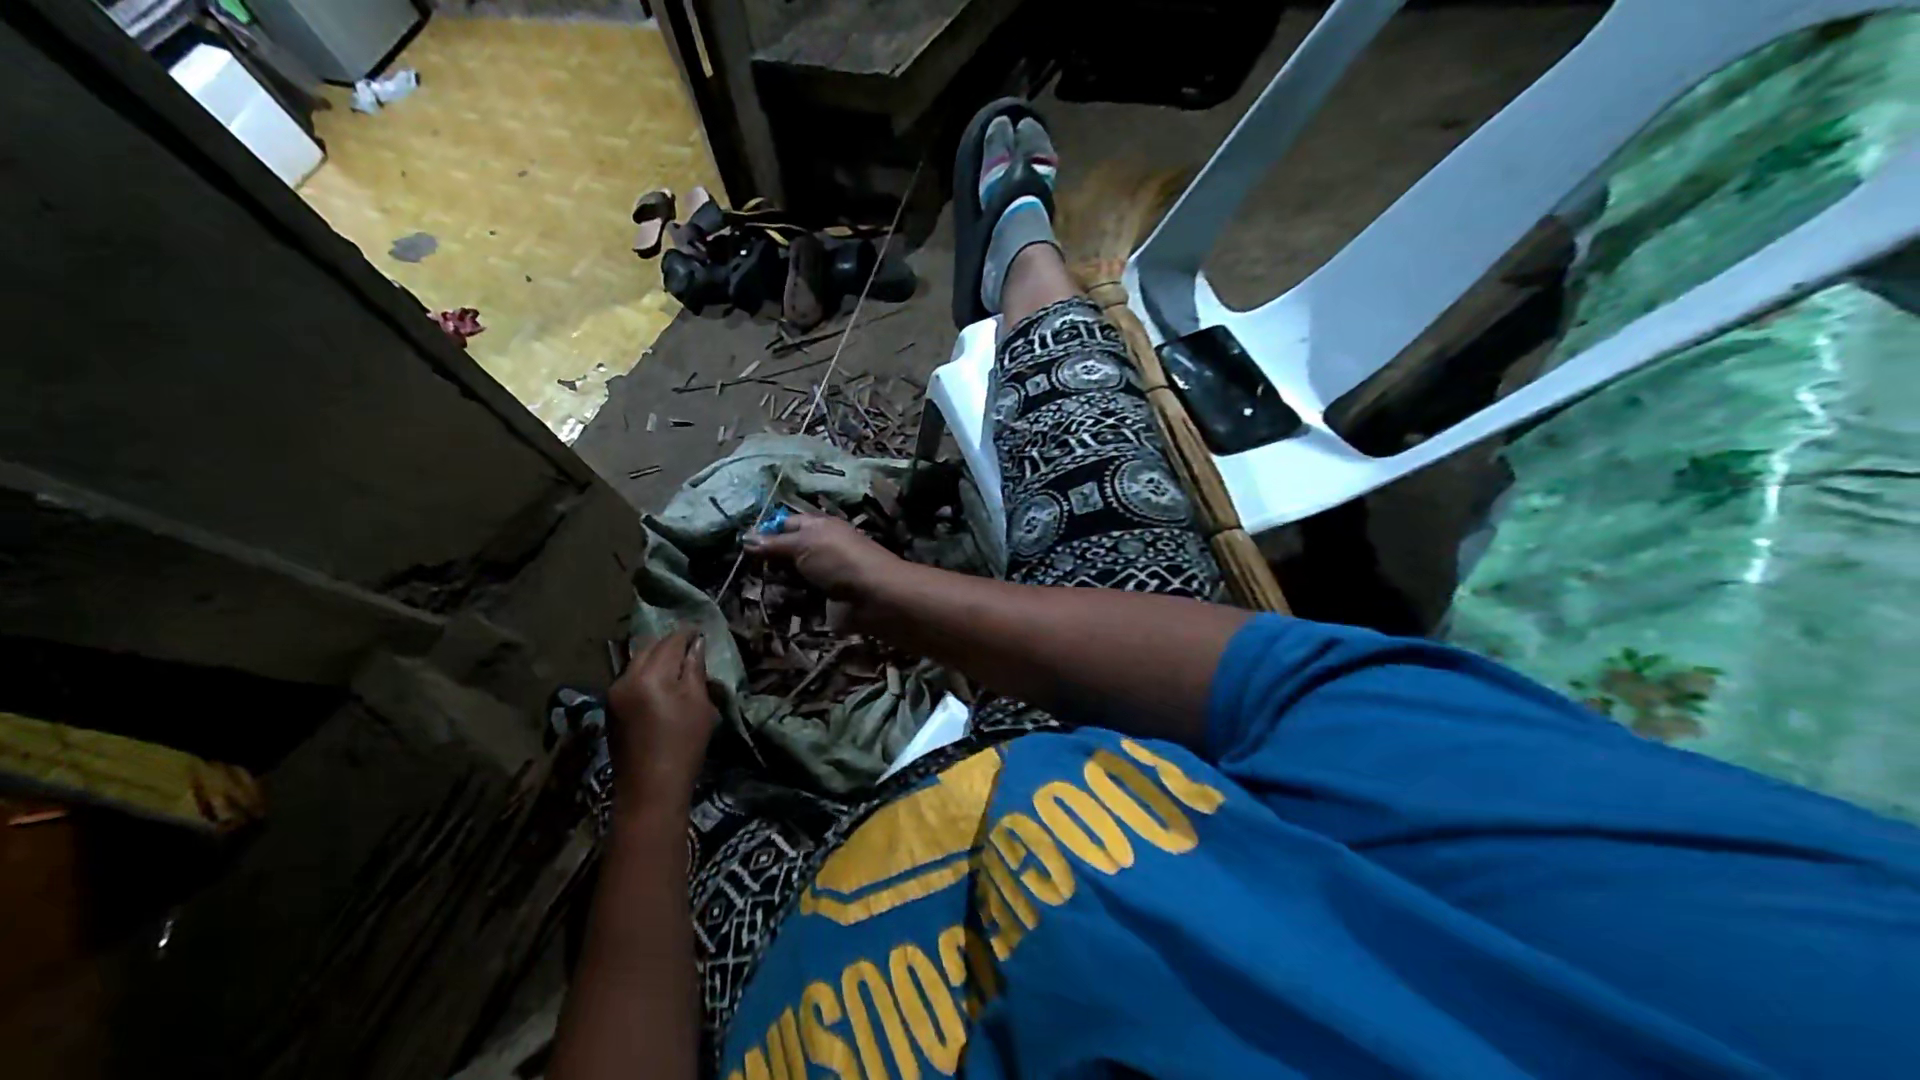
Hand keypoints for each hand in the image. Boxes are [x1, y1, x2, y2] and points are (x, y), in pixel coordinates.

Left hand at [606, 628, 718, 813]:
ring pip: (637, 662)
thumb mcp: (698, 705)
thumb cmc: (683, 745)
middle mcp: (625, 678)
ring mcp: (614, 694)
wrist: (649, 789)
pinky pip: (630, 678)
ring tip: (679, 664)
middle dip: (670, 643)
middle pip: (649, 648)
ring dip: (657, 658)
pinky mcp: (611, 709)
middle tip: (692, 645)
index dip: (687, 633)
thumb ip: (695, 670)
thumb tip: (696, 644)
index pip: (670, 641)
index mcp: (649, 675)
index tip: (701, 631)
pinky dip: (647, 674)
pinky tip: (662, 684)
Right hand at [744, 514, 903, 603]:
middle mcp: (820, 549)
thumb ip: (774, 544)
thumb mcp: (803, 544)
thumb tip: (745, 538)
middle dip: (769, 563)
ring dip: (777, 586)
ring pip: (790, 579)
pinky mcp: (825, 601)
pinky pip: (800, 601)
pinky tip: (779, 606)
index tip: (744, 547)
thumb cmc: (839, 560)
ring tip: (761, 591)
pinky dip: (789, 603)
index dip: (767, 533)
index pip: (786, 524)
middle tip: (749, 572)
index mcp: (819, 527)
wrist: (875, 596)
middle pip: (786, 554)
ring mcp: (823, 576)